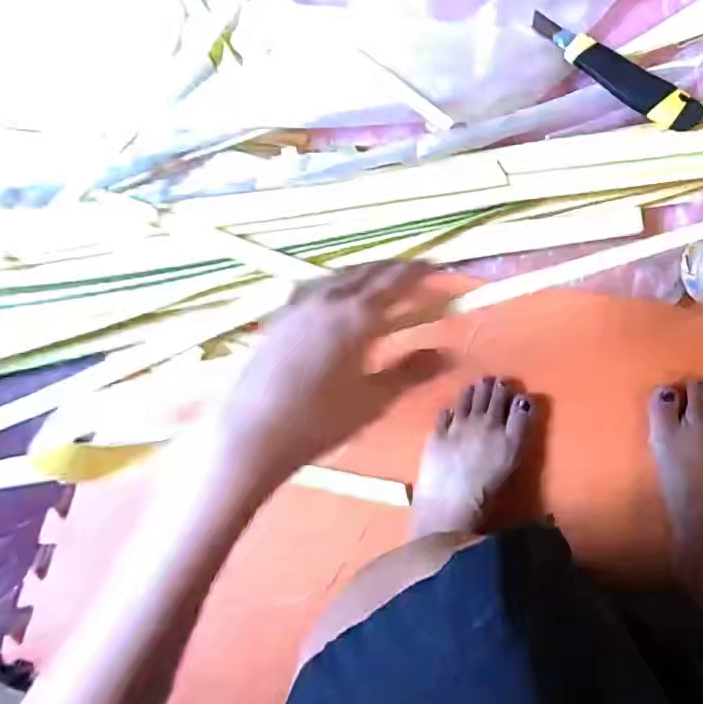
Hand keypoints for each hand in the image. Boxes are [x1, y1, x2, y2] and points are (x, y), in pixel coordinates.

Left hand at [208, 261, 447, 479]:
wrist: (252, 436)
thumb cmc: (320, 421)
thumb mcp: (375, 399)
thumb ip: (413, 371)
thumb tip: (450, 353)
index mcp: (359, 316)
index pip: (397, 282)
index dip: (419, 272)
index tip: (436, 267)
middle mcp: (331, 300)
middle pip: (369, 271)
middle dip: (395, 267)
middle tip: (415, 270)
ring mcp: (300, 305)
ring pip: (341, 274)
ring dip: (366, 270)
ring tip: (380, 275)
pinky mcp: (280, 316)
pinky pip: (316, 284)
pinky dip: (337, 279)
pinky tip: (334, 290)